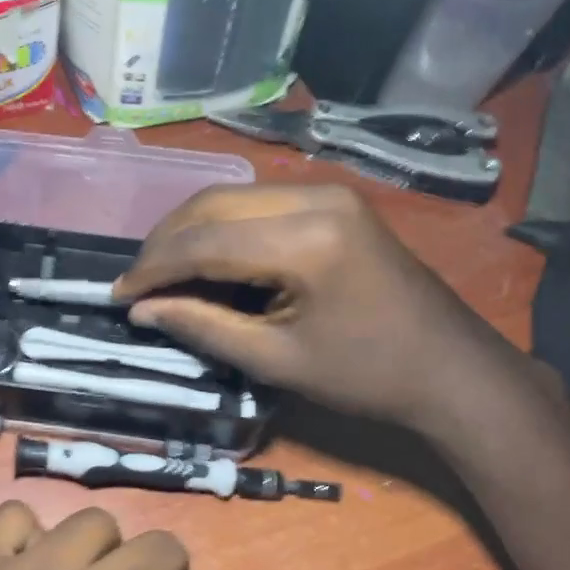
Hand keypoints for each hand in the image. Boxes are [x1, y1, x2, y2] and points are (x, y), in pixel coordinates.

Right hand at [113, 184, 526, 429]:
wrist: (452, 370)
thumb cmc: (367, 376)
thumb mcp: (276, 361)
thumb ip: (203, 327)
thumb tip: (141, 310)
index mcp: (306, 239)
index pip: (203, 242)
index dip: (152, 268)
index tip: (117, 296)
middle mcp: (315, 198)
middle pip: (211, 205)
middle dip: (164, 243)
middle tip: (135, 283)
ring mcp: (328, 193)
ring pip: (230, 198)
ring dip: (188, 232)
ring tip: (160, 273)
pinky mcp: (333, 202)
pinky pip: (256, 205)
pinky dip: (220, 229)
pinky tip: (204, 260)